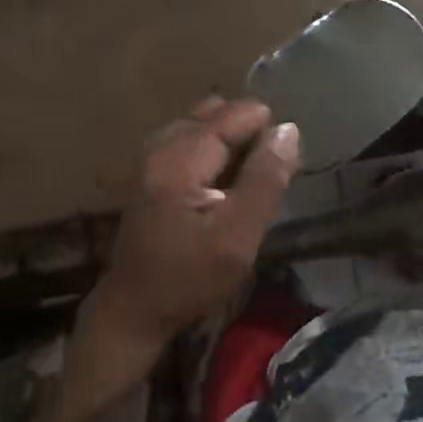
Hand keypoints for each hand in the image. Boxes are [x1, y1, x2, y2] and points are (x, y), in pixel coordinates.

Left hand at [88, 96, 301, 349]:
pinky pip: (195, 137)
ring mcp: (153, 152)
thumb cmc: (188, 278)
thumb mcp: (237, 237)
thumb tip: (288, 129)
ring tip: (244, 185)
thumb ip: (265, 179)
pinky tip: (222, 186)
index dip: (267, 134)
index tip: (281, 170)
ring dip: (234, 144)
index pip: (237, 114)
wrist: (134, 310)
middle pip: (221, 111)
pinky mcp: (152, 165)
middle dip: (250, 137)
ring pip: (208, 122)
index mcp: (179, 157)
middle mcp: (162, 142)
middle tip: (260, 182)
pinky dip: (216, 152)